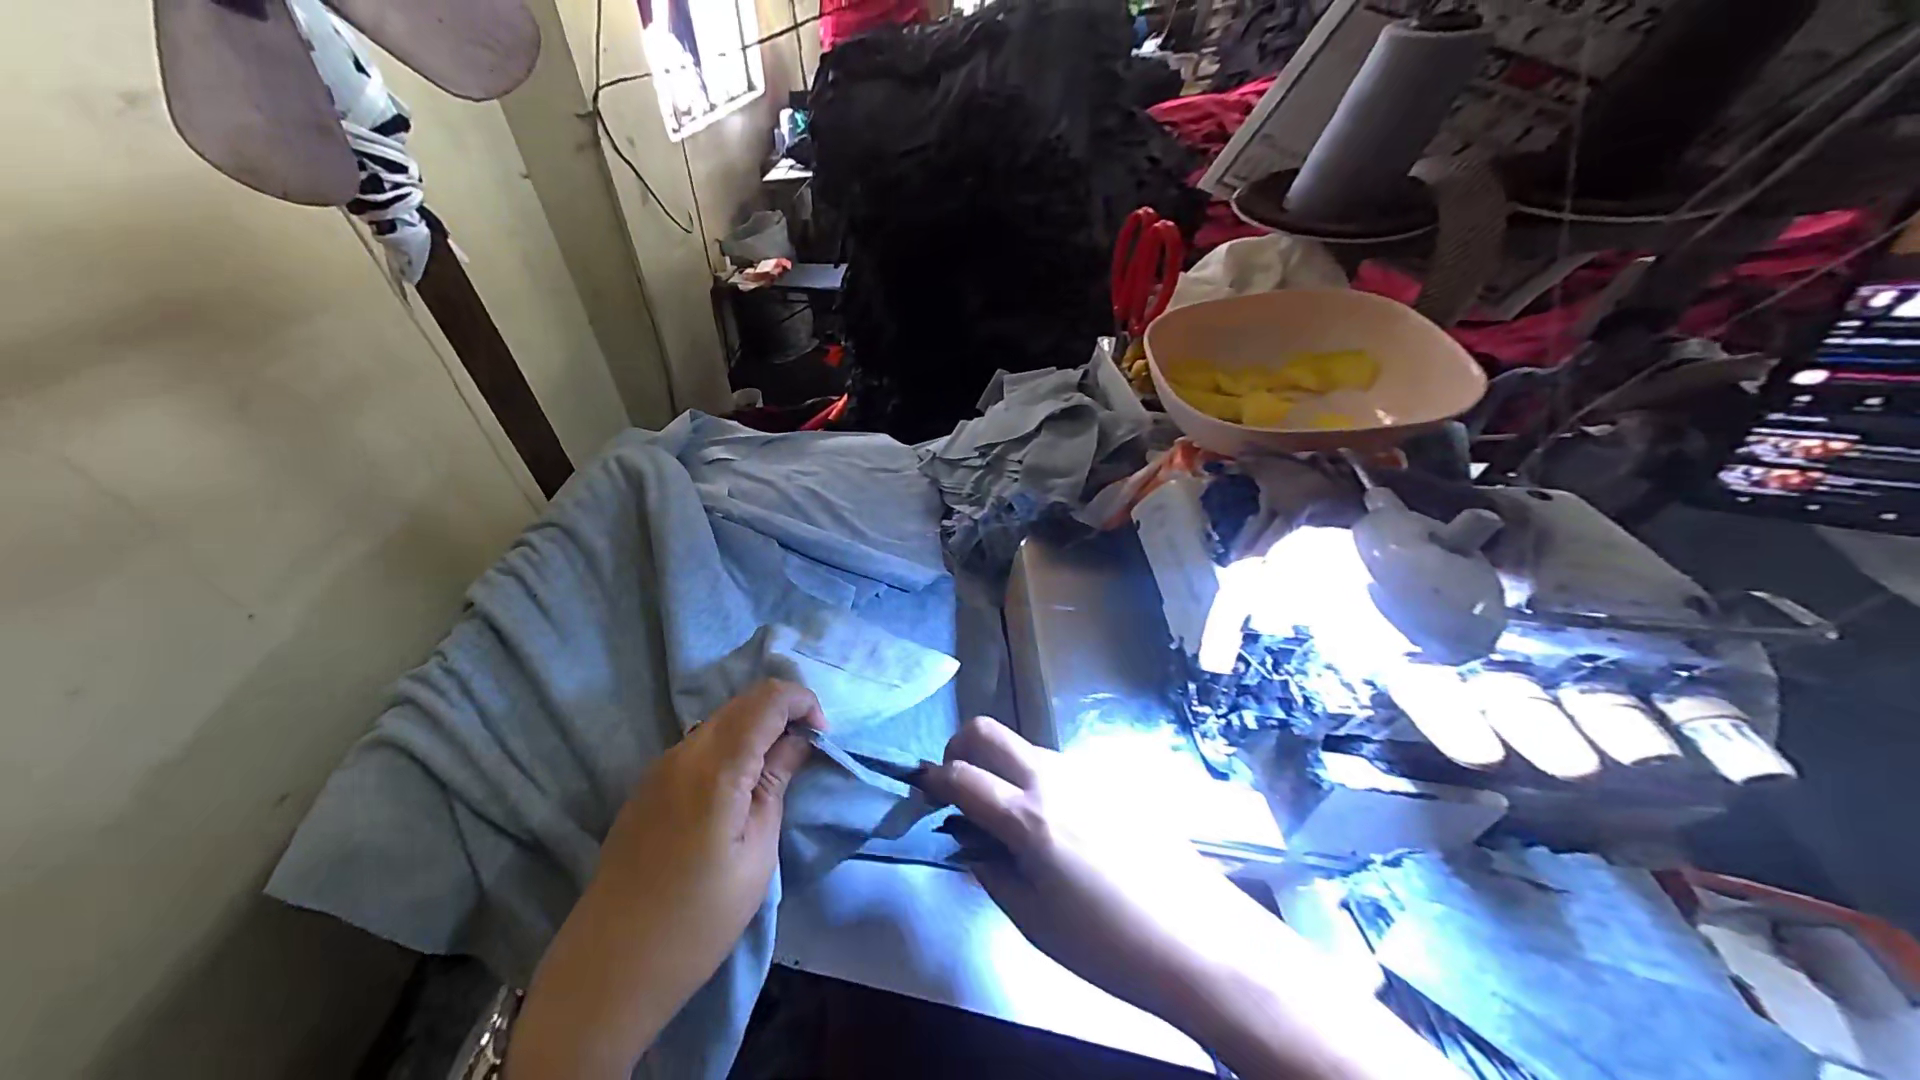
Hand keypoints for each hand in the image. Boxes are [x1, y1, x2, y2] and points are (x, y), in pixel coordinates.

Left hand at [508, 680, 824, 1079]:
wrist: (611, 966)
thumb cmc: (699, 919)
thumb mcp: (756, 854)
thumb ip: (775, 784)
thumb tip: (797, 741)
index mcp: (716, 768)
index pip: (767, 699)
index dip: (802, 702)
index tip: (821, 736)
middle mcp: (683, 753)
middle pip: (743, 701)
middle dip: (782, 711)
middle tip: (804, 751)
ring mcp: (659, 767)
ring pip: (719, 720)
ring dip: (756, 727)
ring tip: (776, 769)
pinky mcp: (647, 786)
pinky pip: (698, 744)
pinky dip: (730, 745)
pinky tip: (738, 785)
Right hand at [920, 716, 1457, 1079]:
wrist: (1199, 939)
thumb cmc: (1106, 943)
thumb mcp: (1032, 920)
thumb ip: (990, 871)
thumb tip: (968, 843)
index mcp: (1026, 817)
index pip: (960, 776)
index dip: (931, 780)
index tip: (922, 790)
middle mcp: (1051, 779)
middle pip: (987, 731)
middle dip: (959, 749)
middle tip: (958, 788)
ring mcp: (1083, 773)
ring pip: (1023, 745)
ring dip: (999, 764)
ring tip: (1007, 816)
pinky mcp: (1110, 780)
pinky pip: (1055, 764)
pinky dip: (1034, 778)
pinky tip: (1053, 825)